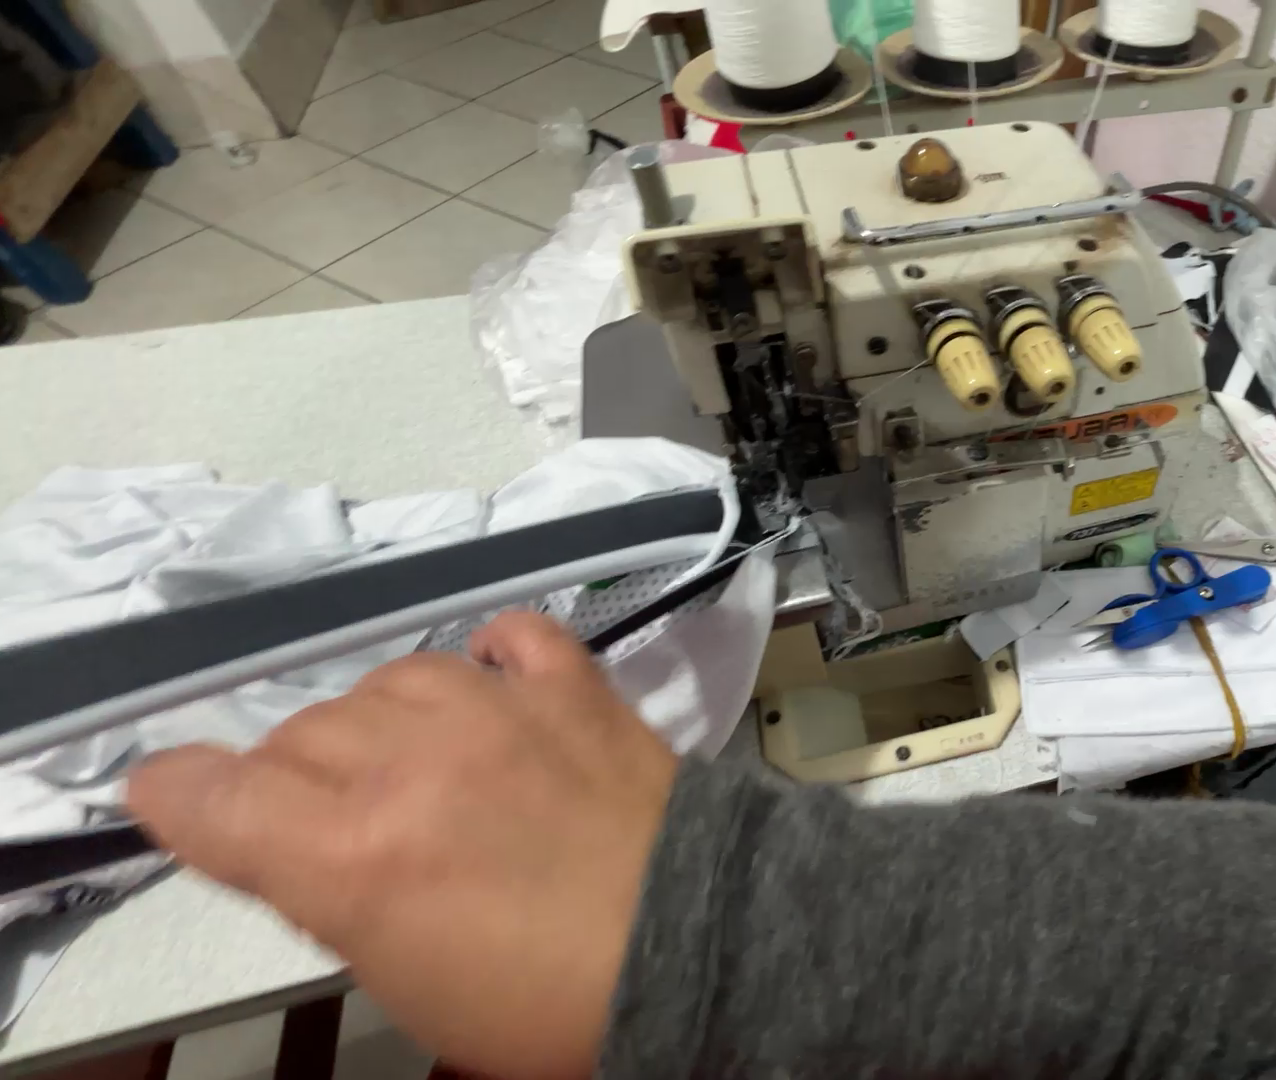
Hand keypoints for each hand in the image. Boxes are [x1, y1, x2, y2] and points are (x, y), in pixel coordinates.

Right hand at [128, 613, 678, 1079]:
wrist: (683, 932)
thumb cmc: (543, 992)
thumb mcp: (403, 975)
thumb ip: (340, 889)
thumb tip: (316, 839)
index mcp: (351, 851)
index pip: (210, 791)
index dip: (182, 793)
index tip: (188, 797)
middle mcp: (415, 761)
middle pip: (303, 729)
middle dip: (300, 770)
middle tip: (344, 804)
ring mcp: (504, 709)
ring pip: (397, 675)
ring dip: (388, 713)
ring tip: (419, 750)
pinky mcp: (578, 688)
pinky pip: (522, 634)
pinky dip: (498, 650)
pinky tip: (497, 673)